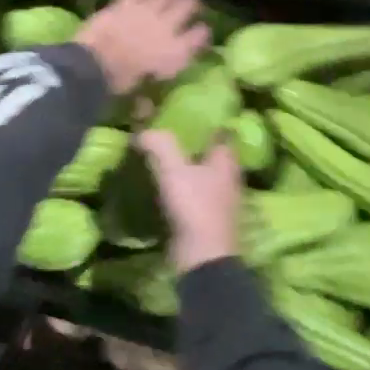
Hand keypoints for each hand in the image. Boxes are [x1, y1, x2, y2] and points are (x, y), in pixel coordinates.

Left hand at [74, 0, 210, 93]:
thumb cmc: (120, 83)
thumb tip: (144, 109)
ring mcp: (147, 11)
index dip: (201, 33)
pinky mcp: (126, 3)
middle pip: (189, 4)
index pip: (201, 35)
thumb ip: (146, 98)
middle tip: (187, 5)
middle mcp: (168, 26)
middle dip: (190, 4)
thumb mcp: (141, 94)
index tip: (199, 33)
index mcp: (177, 52)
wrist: (96, 64)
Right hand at [137, 130, 241, 272]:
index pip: (221, 131)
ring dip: (183, 165)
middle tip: (163, 131)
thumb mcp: (173, 169)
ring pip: (200, 173)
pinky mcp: (205, 217)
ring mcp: (218, 199)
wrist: (202, 258)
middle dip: (189, 142)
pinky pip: (192, 193)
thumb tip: (142, 132)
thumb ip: (159, 144)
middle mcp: (227, 177)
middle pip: (209, 152)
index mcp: (226, 161)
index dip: (205, 120)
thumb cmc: (194, 207)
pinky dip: (178, 186)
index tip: (183, 111)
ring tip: (157, 156)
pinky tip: (160, 184)